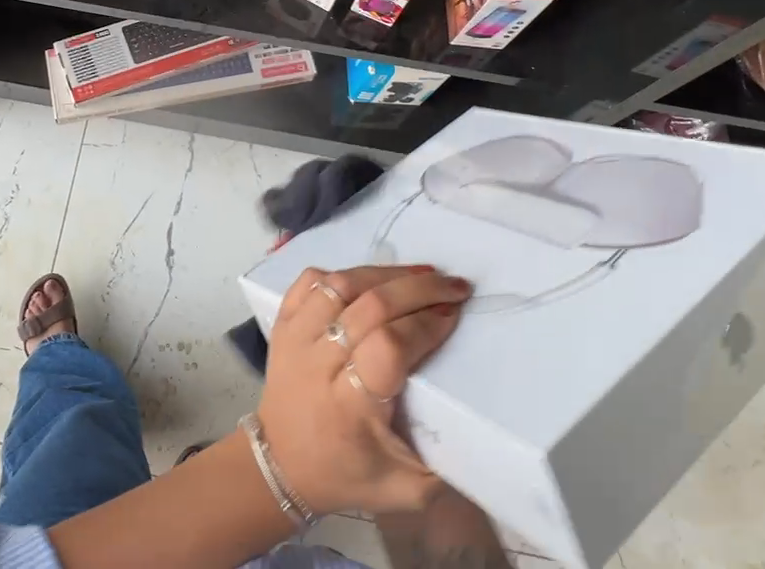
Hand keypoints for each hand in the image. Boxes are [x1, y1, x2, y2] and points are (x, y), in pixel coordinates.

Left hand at [256, 265, 471, 516]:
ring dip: (383, 273)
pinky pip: (308, 281)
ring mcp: (294, 338)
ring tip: (421, 274)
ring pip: (338, 286)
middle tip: (453, 286)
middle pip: (367, 306)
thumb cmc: (347, 474)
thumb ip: (446, 466)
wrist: (280, 464)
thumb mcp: (405, 490)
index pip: (387, 346)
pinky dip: (342, 273)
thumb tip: (484, 430)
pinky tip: (372, 278)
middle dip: (417, 289)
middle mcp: (317, 363)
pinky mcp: (281, 324)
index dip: (423, 324)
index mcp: (349, 406)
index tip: (452, 316)